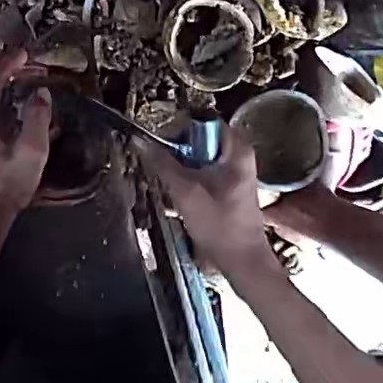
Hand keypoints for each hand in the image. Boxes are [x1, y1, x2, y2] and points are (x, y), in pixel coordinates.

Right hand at [139, 126, 276, 277]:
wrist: (242, 262)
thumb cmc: (220, 227)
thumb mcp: (186, 192)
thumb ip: (162, 164)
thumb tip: (140, 141)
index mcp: (236, 148)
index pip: (202, 120)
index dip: (179, 128)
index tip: (162, 142)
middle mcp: (238, 154)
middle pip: (199, 137)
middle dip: (177, 149)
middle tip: (161, 163)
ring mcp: (234, 170)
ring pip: (198, 155)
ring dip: (180, 165)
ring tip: (168, 180)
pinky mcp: (228, 184)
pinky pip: (202, 169)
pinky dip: (188, 176)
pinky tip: (178, 193)